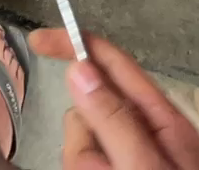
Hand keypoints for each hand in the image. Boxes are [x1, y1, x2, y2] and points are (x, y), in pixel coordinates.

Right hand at [26, 29, 198, 169]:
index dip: (74, 44)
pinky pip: (81, 165)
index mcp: (162, 121)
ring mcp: (128, 161)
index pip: (112, 62)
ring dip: (84, 167)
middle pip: (87, 109)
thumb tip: (79, 68)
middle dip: (83, 142)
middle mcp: (145, 137)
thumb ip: (114, 121)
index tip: (36, 41)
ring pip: (79, 145)